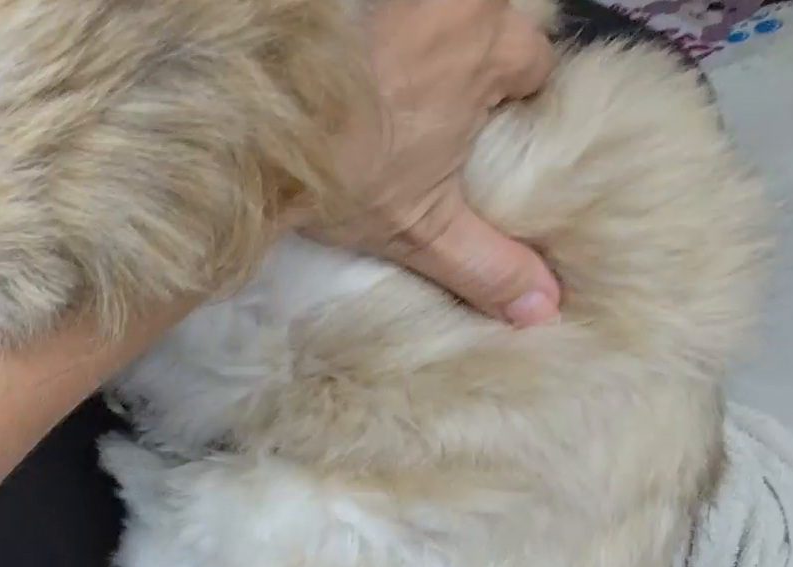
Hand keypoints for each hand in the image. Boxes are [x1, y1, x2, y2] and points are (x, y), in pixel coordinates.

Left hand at [312, 0, 560, 325]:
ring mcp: (401, 3)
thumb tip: (543, 308)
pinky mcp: (339, 11)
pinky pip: (371, 24)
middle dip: (460, 72)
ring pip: (429, 22)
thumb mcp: (415, 226)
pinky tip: (337, 87)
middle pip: (483, 34)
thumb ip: (480, 261)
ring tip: (373, 105)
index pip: (532, 66)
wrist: (249, 133)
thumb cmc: (341, 173)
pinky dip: (360, 49)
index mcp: (494, 50)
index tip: (475, 136)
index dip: (505, 101)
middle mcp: (458, 8)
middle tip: (419, 121)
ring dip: (409, 56)